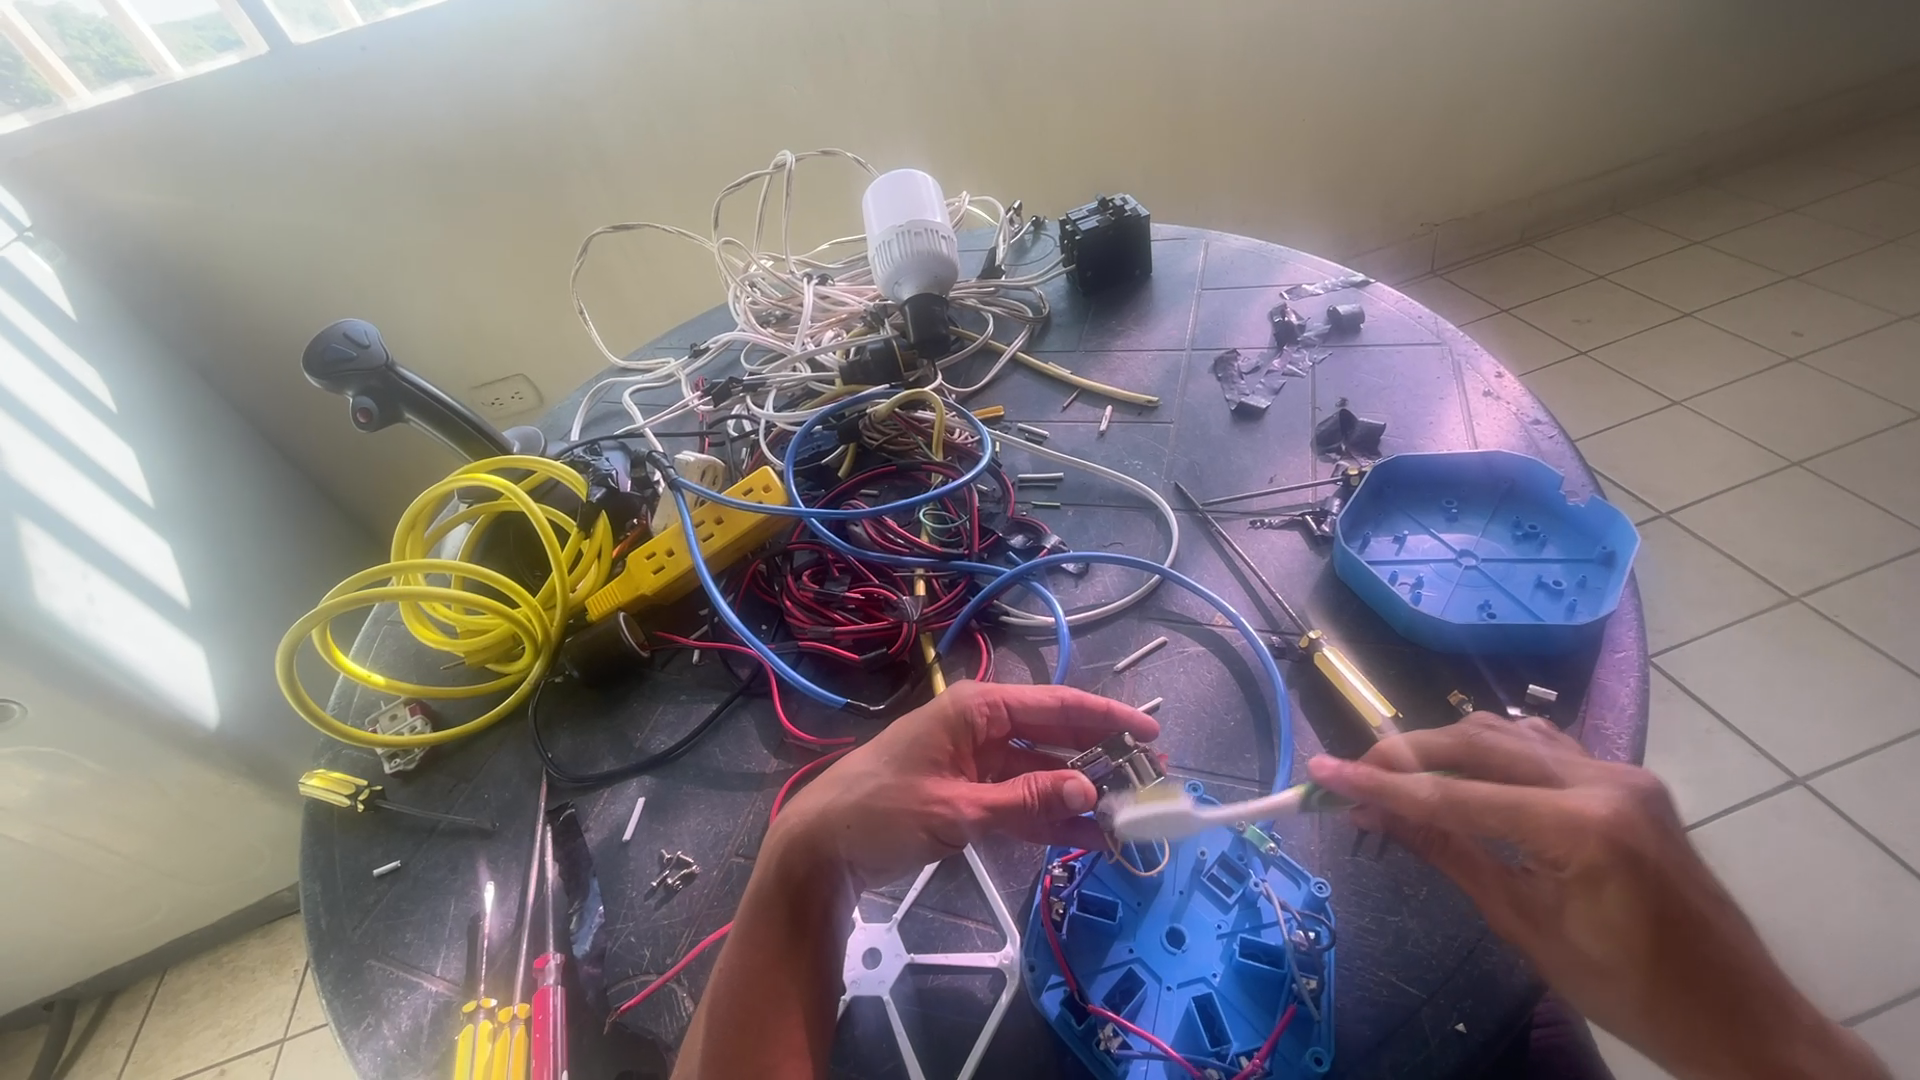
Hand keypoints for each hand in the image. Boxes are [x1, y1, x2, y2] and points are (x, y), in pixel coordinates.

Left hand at [768, 680, 1158, 889]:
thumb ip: (1024, 799)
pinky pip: (1022, 802)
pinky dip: (1051, 818)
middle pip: (1055, 738)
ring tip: (1129, 817)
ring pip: (1043, 773)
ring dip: (1080, 794)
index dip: (1106, 718)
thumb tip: (1091, 789)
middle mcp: (983, 728)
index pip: (1054, 705)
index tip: (1151, 734)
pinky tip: (1089, 837)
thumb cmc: (882, 811)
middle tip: (1150, 782)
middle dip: (1101, 759)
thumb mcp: (955, 808)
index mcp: (978, 710)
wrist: (822, 847)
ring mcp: (978, 764)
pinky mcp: (971, 797)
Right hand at [1306, 713, 1888, 1079]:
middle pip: (1470, 745)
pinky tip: (1465, 770)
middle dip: (1401, 756)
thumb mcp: (1522, 924)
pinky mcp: (1626, 776)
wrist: (1742, 1015)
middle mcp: (1602, 781)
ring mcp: (1619, 772)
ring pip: (1500, 733)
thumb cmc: (1627, 989)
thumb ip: (1443, 853)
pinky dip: (1488, 748)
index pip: (1450, 795)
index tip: (1319, 772)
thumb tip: (1369, 815)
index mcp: (1580, 829)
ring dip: (1440, 747)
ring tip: (1397, 775)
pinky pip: (1538, 743)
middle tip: (1350, 777)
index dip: (1376, 784)